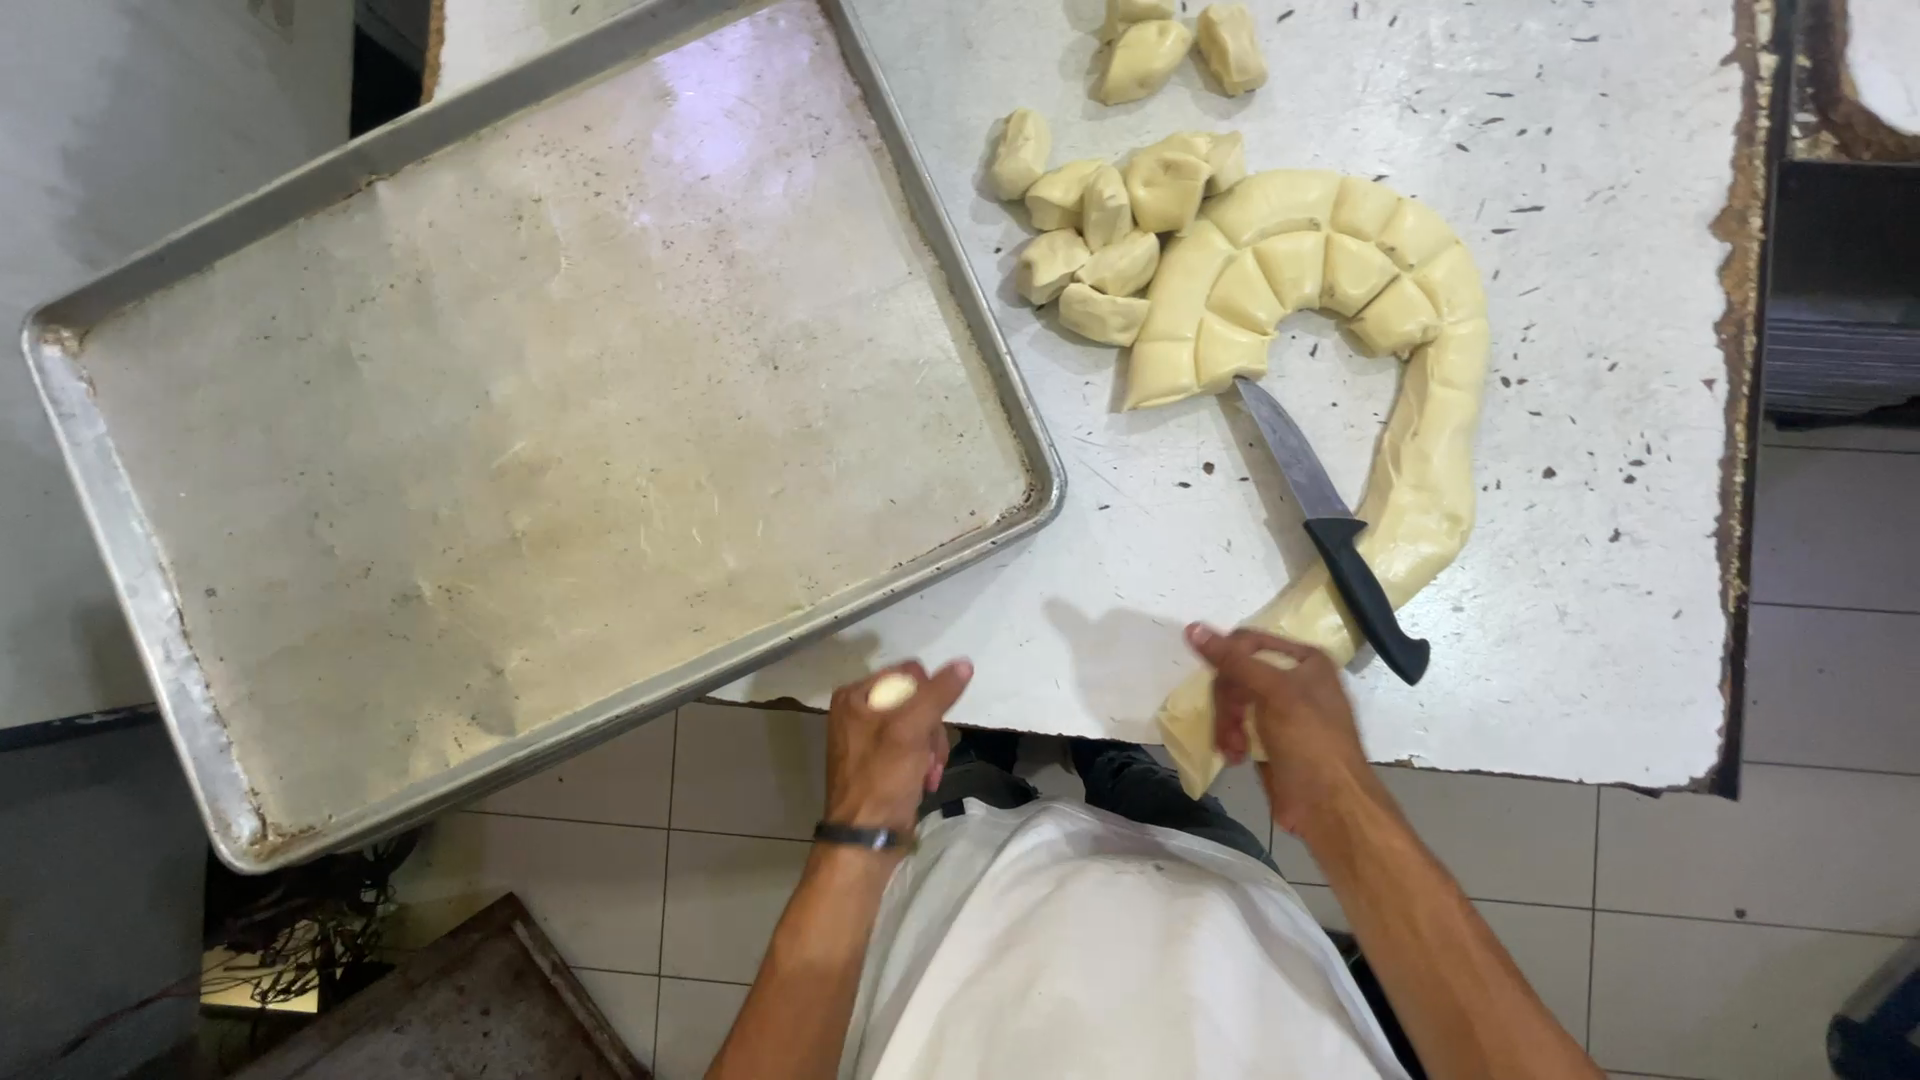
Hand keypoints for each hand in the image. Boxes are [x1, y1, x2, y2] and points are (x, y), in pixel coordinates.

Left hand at [823, 660, 972, 836]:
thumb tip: (964, 663)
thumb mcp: (911, 730)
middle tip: (929, 755)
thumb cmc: (882, 779)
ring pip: (921, 724)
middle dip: (931, 729)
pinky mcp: (881, 760)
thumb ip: (937, 694)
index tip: (930, 724)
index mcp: (856, 695)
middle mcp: (859, 710)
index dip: (928, 696)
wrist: (866, 839)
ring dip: (932, 748)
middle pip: (918, 699)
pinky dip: (925, 762)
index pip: (909, 672)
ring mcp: (870, 736)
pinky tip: (926, 780)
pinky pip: (915, 745)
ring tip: (929, 772)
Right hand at [1184, 623, 1385, 839]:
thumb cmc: (1310, 741)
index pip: (1249, 641)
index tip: (1219, 683)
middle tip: (1231, 725)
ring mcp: (1280, 711)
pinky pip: (1235, 724)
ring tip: (1234, 749)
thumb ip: (1232, 660)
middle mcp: (1294, 680)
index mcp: (1306, 660)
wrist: (1329, 806)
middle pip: (1236, 674)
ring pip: (1232, 701)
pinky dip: (1231, 738)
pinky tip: (1237, 756)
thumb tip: (1191, 628)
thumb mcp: (1273, 692)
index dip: (1229, 659)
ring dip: (1227, 725)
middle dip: (1229, 703)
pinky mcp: (1269, 738)